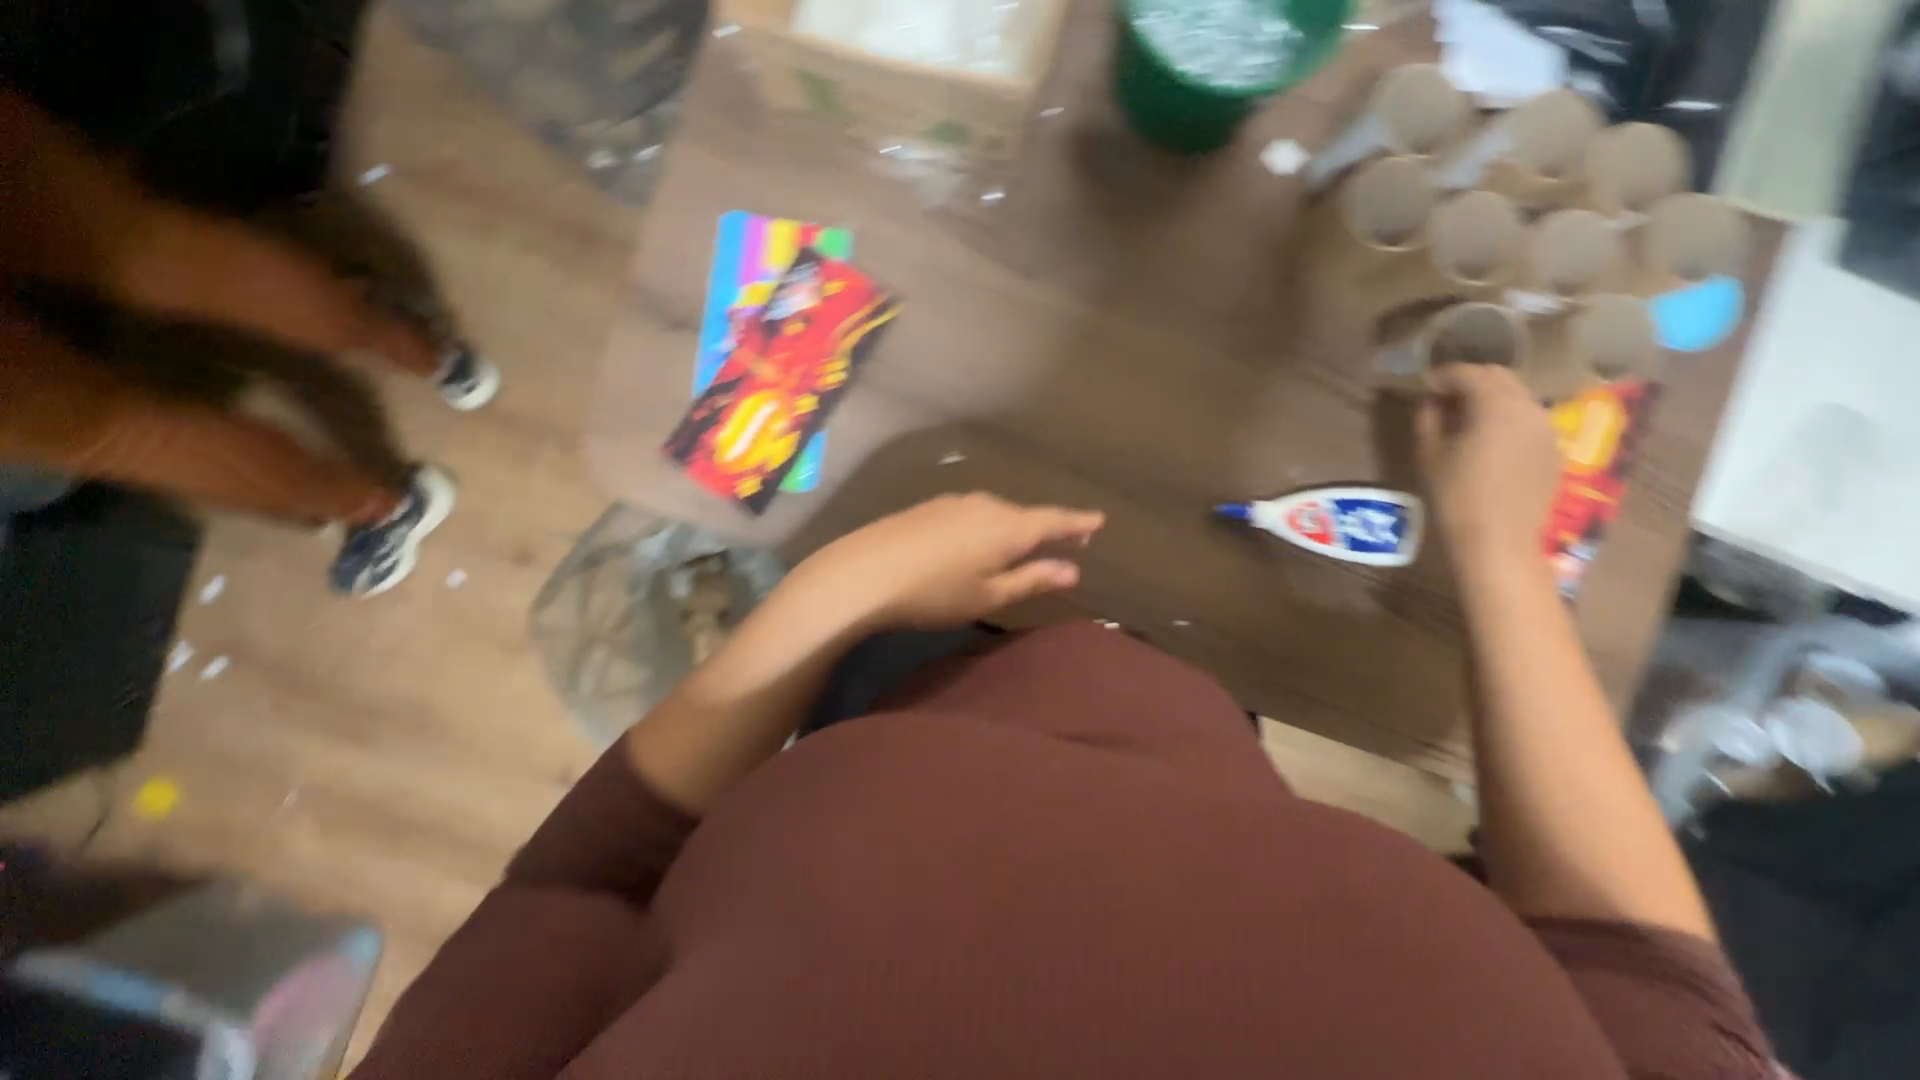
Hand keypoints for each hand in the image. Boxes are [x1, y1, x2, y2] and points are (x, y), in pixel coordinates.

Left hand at [785, 493, 1104, 631]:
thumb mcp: (988, 596)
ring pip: (998, 514)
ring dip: (1016, 527)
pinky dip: (988, 526)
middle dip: (1049, 527)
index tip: (1099, 521)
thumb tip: (1072, 570)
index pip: (1053, 520)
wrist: (863, 572)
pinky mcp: (930, 507)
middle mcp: (986, 505)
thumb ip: (1032, 580)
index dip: (1077, 523)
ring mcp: (955, 502)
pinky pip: (973, 514)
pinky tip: (979, 542)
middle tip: (1070, 540)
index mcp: (1008, 527)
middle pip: (1026, 515)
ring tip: (1026, 544)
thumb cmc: (934, 593)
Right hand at [1415, 364, 1561, 569]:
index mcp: (1495, 405)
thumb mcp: (1429, 455)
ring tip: (1467, 418)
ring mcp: (1546, 428)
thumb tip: (1431, 402)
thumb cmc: (1456, 496)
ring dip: (1492, 399)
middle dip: (1471, 381)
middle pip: (1500, 377)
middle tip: (1446, 397)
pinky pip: (1529, 421)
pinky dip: (1508, 419)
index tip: (1426, 385)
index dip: (1444, 375)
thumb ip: (1428, 419)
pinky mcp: (1553, 449)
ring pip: (1518, 397)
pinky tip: (1490, 441)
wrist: (1499, 539)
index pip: (1469, 373)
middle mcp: (1528, 408)